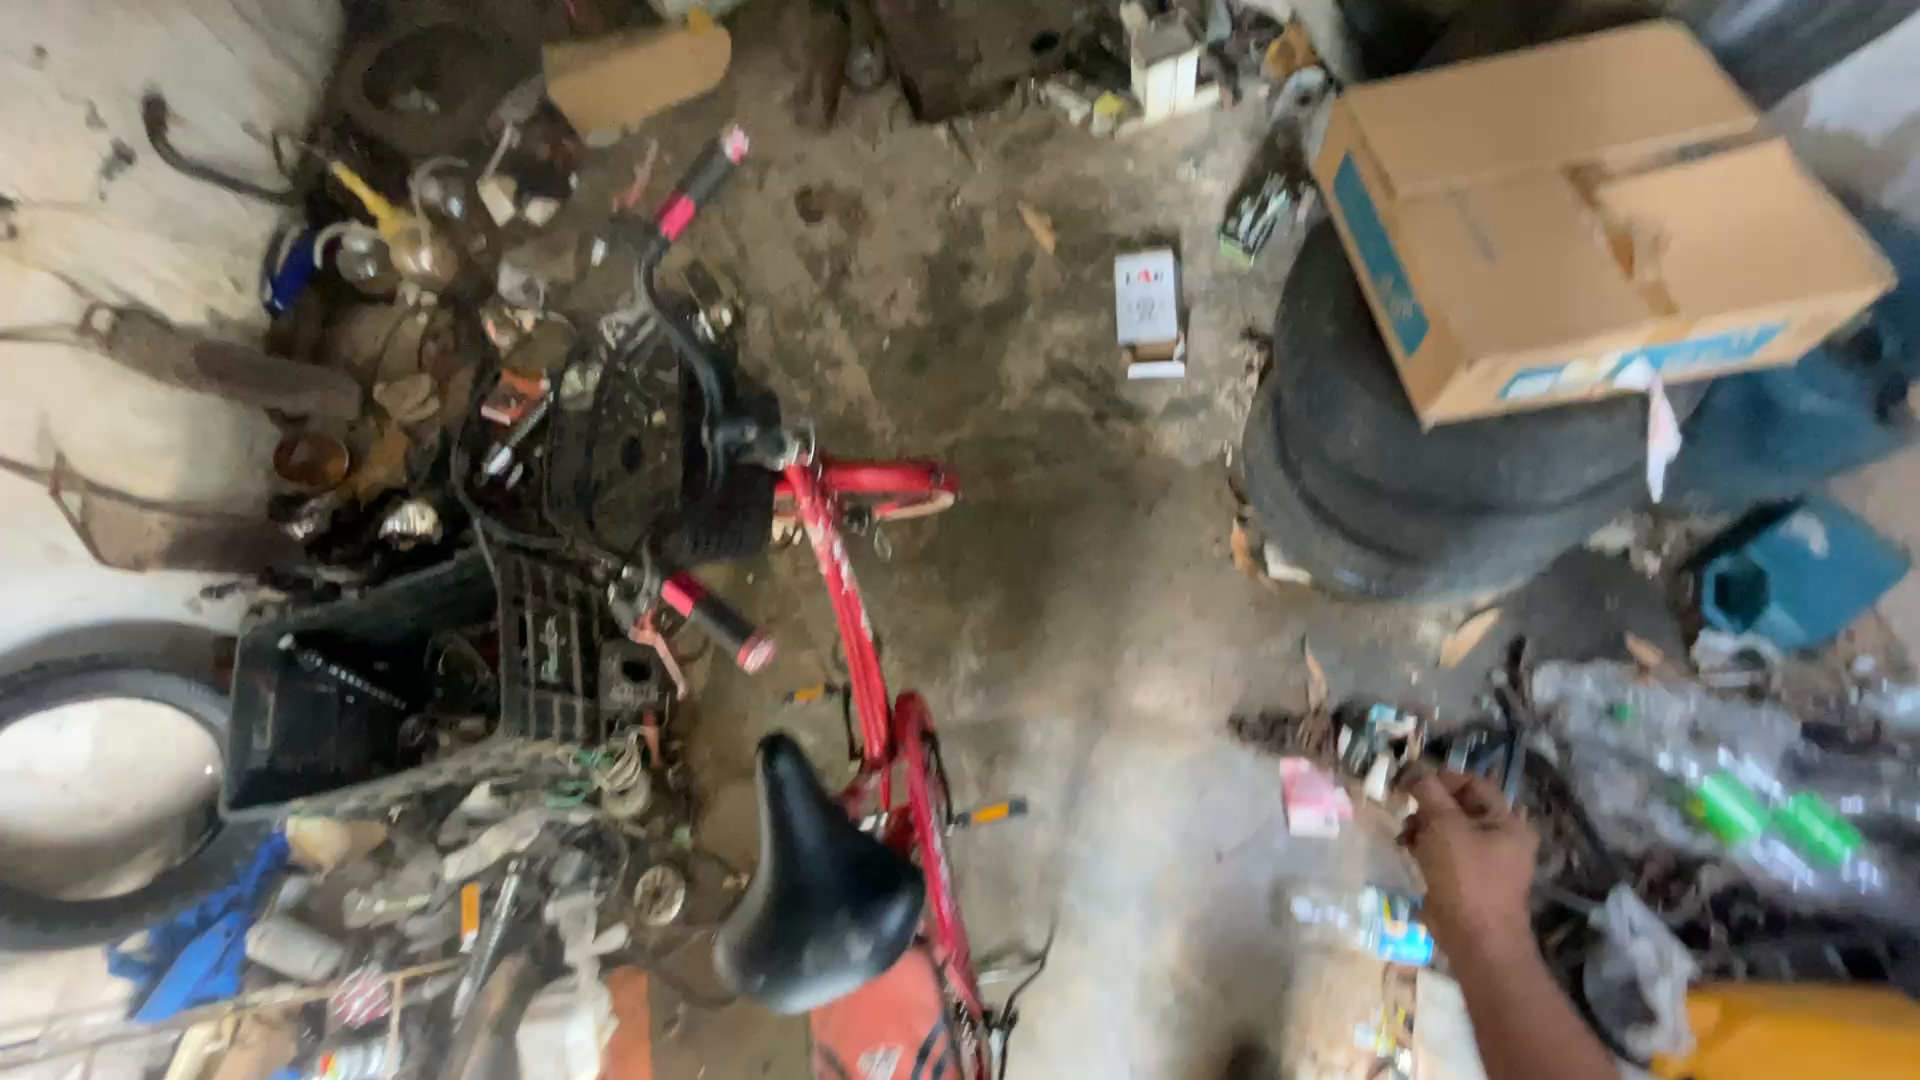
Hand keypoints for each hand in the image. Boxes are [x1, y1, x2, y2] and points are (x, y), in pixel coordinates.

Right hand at [1399, 770, 1539, 958]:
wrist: (1475, 937)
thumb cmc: (1465, 875)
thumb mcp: (1444, 825)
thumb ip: (1428, 792)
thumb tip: (1414, 773)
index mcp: (1506, 822)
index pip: (1472, 783)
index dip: (1441, 777)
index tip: (1411, 782)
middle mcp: (1499, 836)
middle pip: (1456, 804)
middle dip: (1427, 804)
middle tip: (1405, 807)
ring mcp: (1482, 857)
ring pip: (1444, 825)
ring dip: (1420, 824)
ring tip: (1405, 836)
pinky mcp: (1464, 874)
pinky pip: (1440, 847)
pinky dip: (1423, 844)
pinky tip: (1408, 850)